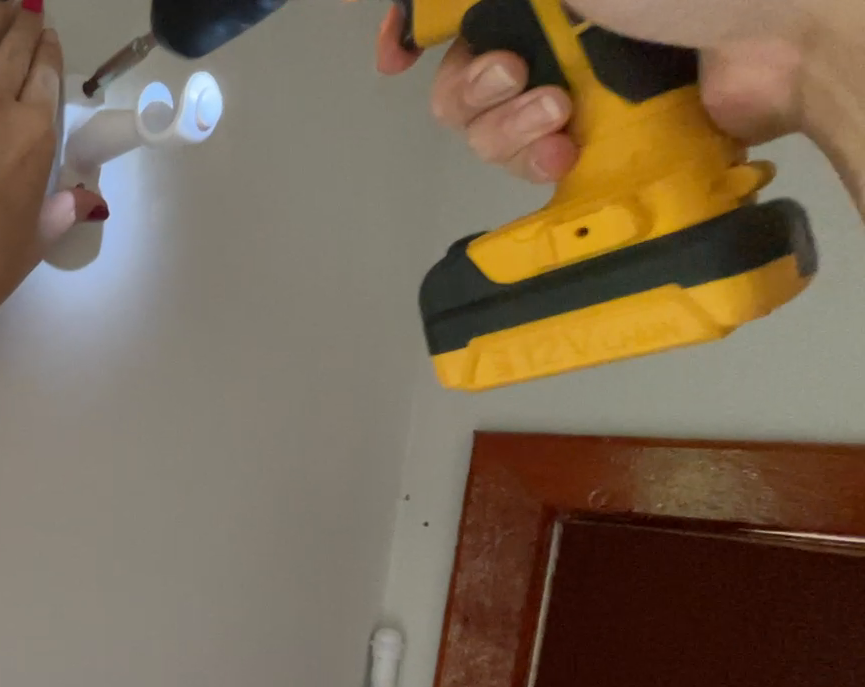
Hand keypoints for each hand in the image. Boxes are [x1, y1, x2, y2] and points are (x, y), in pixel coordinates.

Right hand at [376, 0, 817, 184]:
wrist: (802, 29)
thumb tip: (425, 5)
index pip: (457, 7)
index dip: (415, 28)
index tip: (398, 55)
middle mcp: (561, 21)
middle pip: (460, 69)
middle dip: (471, 86)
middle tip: (514, 77)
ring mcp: (578, 76)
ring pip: (484, 121)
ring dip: (505, 127)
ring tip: (558, 115)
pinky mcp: (594, 128)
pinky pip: (523, 157)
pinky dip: (533, 158)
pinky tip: (563, 150)